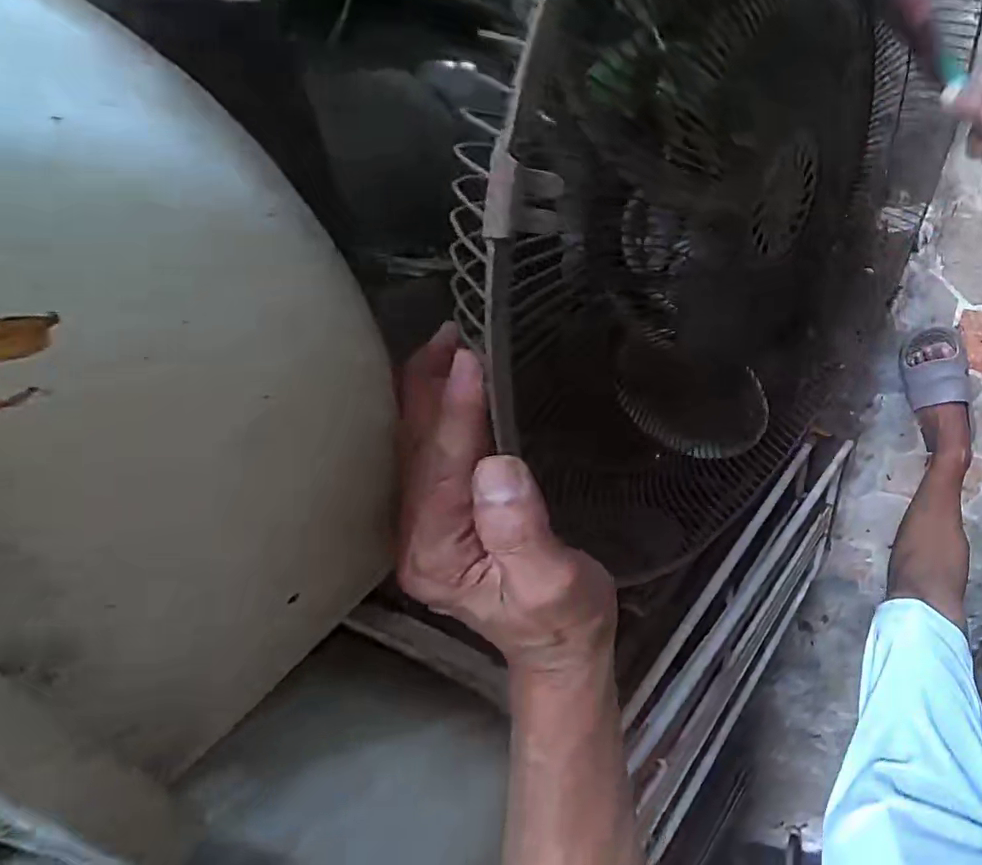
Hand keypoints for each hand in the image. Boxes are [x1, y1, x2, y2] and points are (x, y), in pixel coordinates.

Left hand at [395, 323, 617, 675]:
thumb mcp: (554, 582)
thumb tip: (497, 465)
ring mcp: (428, 530)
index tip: (470, 359)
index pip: (443, 466)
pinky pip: (434, 458)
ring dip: (427, 395)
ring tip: (446, 346)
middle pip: (414, 451)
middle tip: (450, 333)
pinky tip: (453, 390)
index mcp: (439, 552)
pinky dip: (440, 416)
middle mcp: (419, 538)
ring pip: (417, 450)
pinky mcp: (447, 521)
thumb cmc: (566, 618)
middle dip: (427, 390)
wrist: (562, 648)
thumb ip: (522, 530)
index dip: (456, 411)